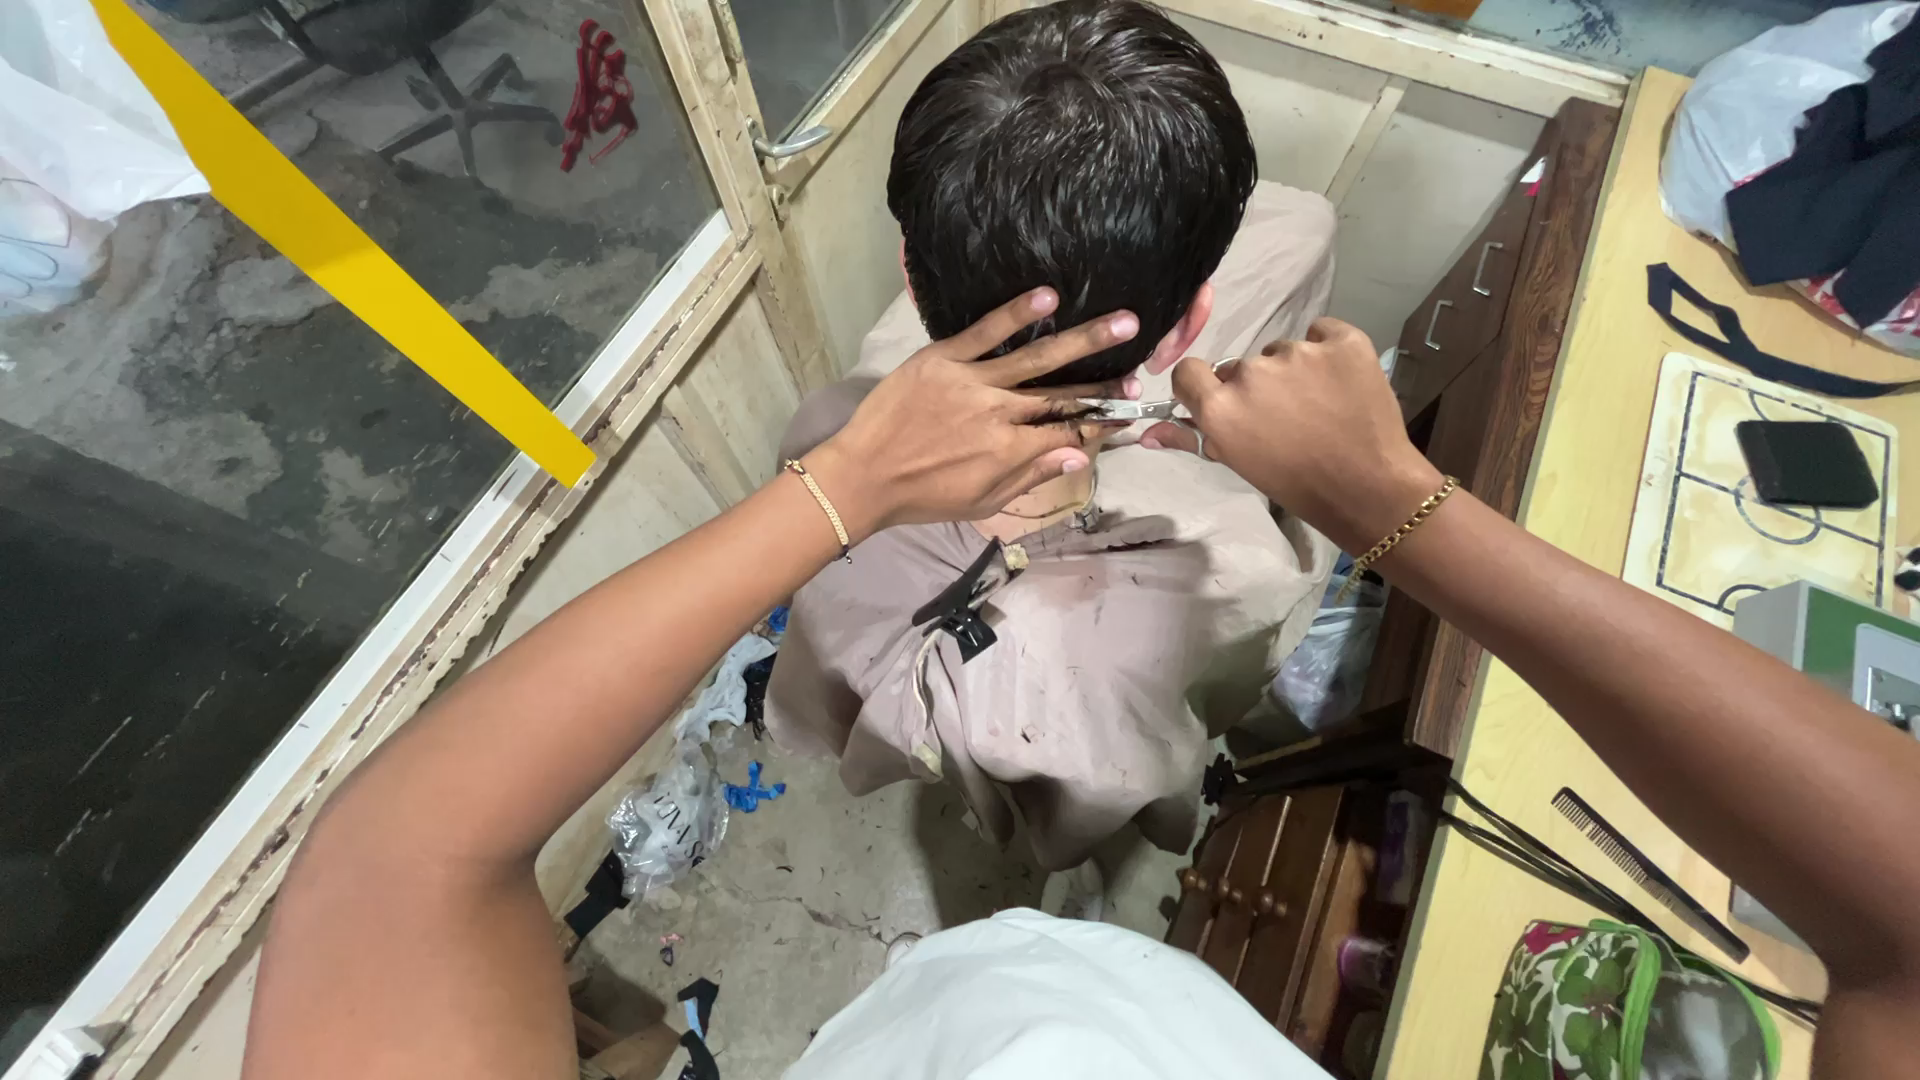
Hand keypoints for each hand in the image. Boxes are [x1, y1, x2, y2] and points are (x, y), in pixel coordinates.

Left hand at [807, 288, 1138, 534]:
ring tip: (1123, 321)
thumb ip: (1031, 476)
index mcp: (1009, 451)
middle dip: (1104, 385)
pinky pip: (986, 332)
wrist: (863, 476)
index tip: (1127, 411)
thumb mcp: (982, 502)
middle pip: (1063, 396)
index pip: (1069, 433)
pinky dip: (1017, 313)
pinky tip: (1049, 295)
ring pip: (1037, 359)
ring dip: (1083, 340)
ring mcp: (972, 381)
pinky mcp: (943, 359)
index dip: (1101, 423)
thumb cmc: (923, 497)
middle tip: (1138, 370)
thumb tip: (1081, 455)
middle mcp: (1000, 413)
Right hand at [1140, 317, 1442, 552]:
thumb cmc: (1292, 481)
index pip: (1188, 372)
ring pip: (1279, 353)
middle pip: (1238, 367)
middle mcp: (1250, 372)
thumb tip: (1145, 433)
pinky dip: (1325, 352)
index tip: (1220, 400)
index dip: (1200, 385)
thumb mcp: (1235, 461)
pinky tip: (1338, 381)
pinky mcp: (1341, 339)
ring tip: (1316, 404)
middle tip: (1281, 417)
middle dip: (1253, 387)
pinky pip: (1321, 333)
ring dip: (1290, 372)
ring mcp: (1298, 352)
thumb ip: (1189, 439)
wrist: (1364, 485)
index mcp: (1220, 405)